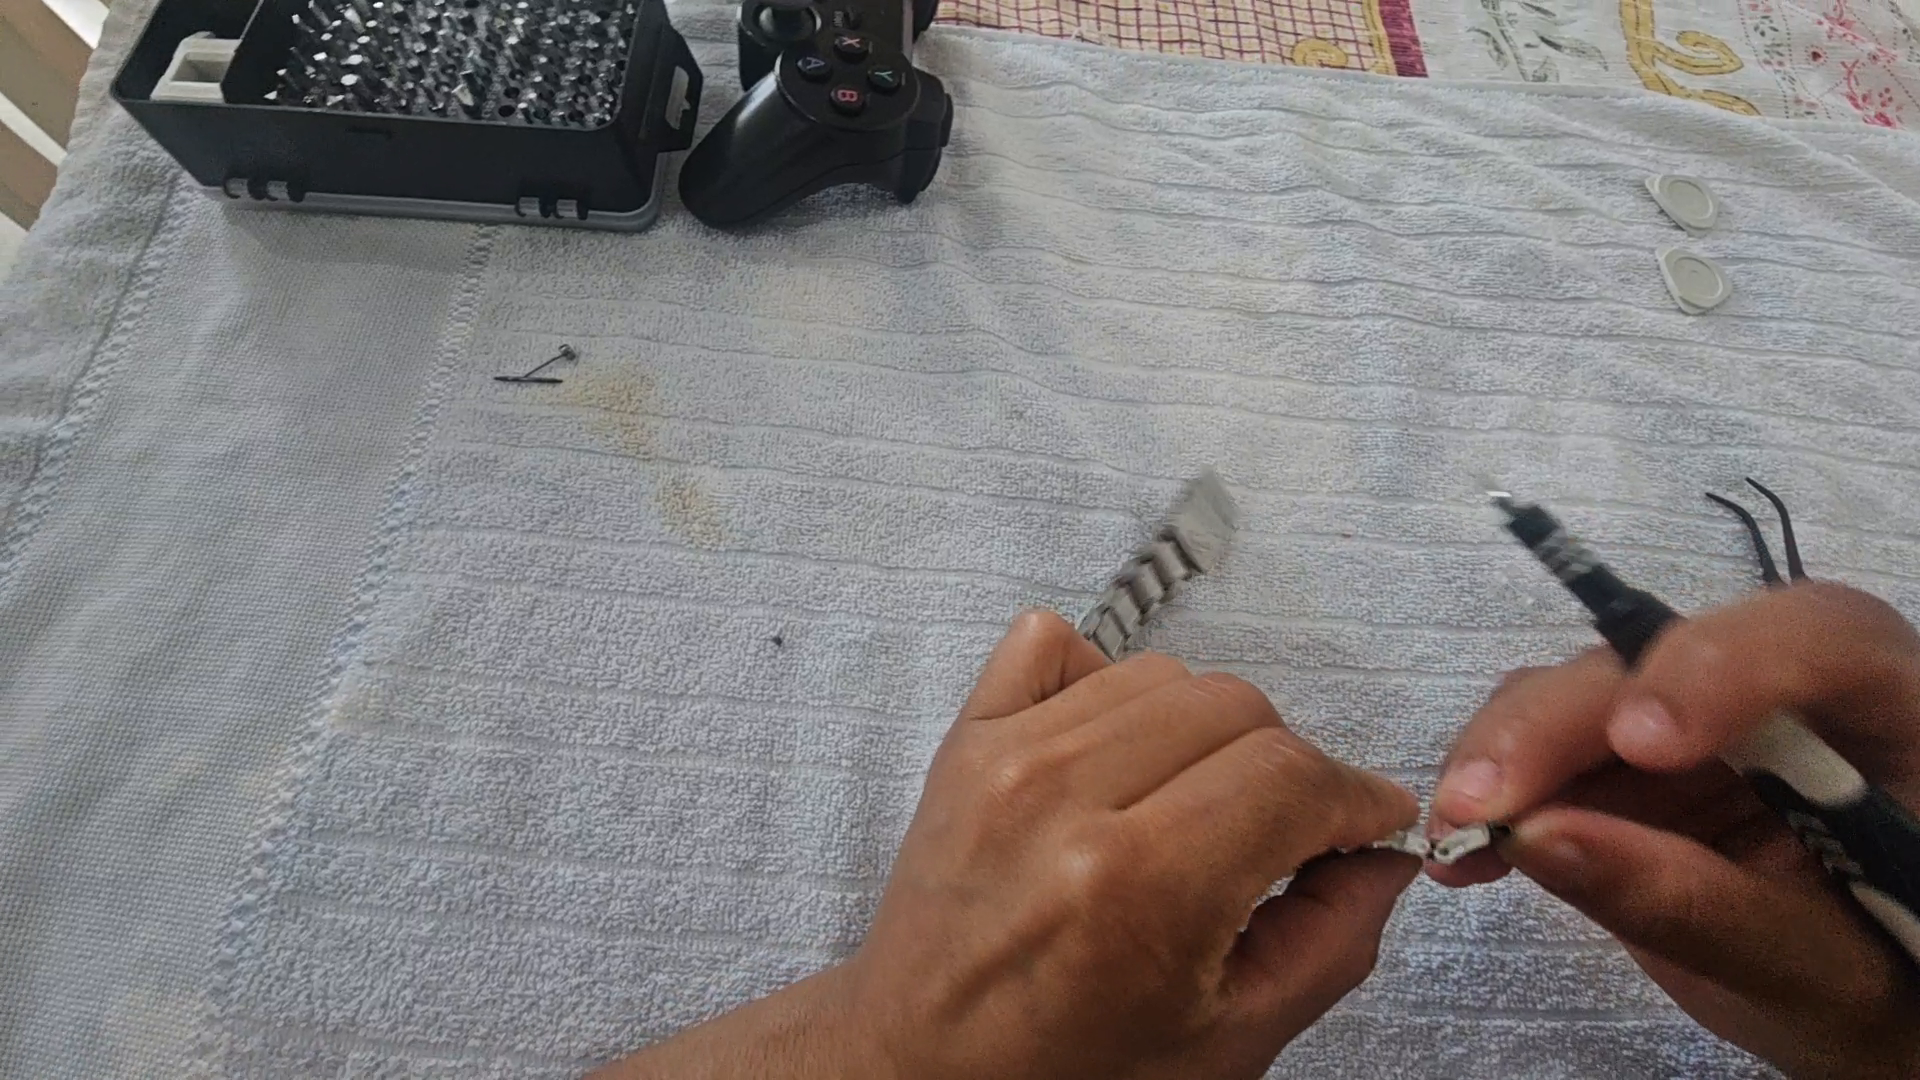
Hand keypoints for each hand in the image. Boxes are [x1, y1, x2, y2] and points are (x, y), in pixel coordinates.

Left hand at [596, 612, 1418, 1079]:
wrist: (923, 1055)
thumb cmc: (1065, 1069)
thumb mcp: (1226, 1041)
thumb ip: (1329, 937)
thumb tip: (1379, 848)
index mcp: (1136, 886)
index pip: (1289, 776)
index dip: (1353, 795)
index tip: (1366, 817)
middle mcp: (1062, 796)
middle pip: (1231, 706)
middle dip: (1283, 764)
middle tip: (1276, 821)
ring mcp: (1003, 751)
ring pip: (1158, 672)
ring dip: (1199, 727)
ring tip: (1187, 792)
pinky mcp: (965, 733)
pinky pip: (1049, 639)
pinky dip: (1097, 672)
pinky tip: (1108, 738)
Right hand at [1427, 582, 1919, 1078]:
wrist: (1863, 1005)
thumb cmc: (1893, 990)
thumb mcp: (1825, 976)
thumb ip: (1700, 906)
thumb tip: (1530, 837)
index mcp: (1883, 717)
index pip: (1803, 639)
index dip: (1713, 670)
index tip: (1638, 747)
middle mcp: (1759, 690)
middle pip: (1633, 664)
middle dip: (1543, 731)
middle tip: (1472, 806)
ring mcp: (1667, 711)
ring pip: (1560, 694)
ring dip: (1495, 759)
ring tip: (1453, 836)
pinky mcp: (1601, 745)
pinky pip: (1526, 741)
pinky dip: (1484, 791)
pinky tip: (1458, 845)